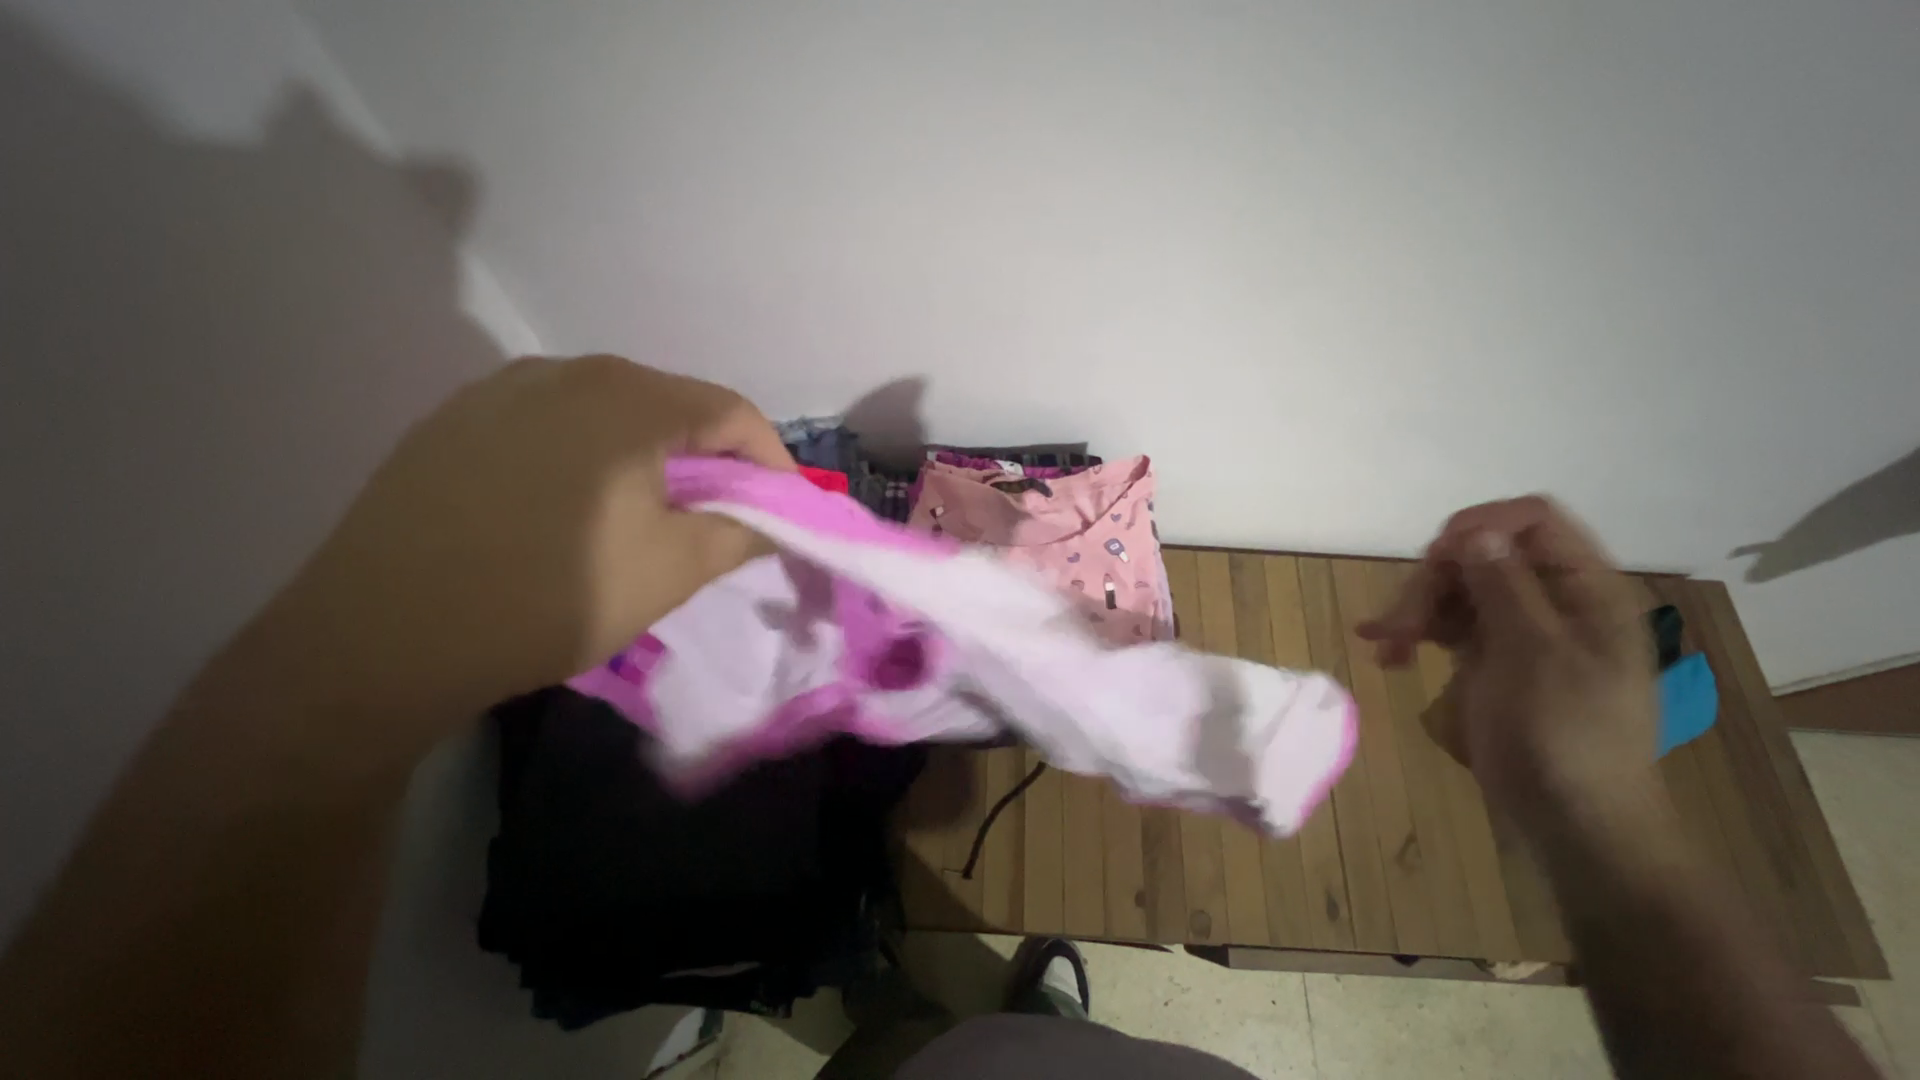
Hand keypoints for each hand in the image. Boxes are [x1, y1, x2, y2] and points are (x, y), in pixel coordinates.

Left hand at [268, 355, 791, 739]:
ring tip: (645, 516)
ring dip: (647, 458)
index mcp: (626, 397)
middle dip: (709, 459)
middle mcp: (563, 371)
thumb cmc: (551, 596)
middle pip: (669, 405)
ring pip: (606, 414)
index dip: (771, 461)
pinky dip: (585, 458)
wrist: (383, 637)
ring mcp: (497, 391)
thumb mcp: (672, 570)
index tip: (782, 511)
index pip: (731, 411)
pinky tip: (570, 511)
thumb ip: (742, 531)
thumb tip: (776, 518)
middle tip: (719, 517)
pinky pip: (548, 427)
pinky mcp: (450, 423)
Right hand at [1358, 497, 1658, 818]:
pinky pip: (1446, 626)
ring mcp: (1518, 631)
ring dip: (1415, 608)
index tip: (1435, 558)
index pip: (1532, 521)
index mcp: (1584, 591)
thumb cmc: (1565, 736)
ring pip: (1455, 589)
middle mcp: (1551, 601)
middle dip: (1433, 579)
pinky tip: (1388, 656)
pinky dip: (1415, 633)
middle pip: (1481, 554)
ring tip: (1383, 644)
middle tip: (1400, 620)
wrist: (1574, 820)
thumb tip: (1471, 530)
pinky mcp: (1489, 659)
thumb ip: (1505, 587)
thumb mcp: (1535, 655)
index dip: (1480, 526)